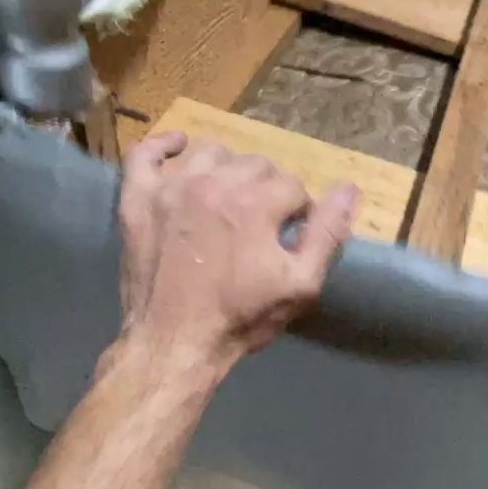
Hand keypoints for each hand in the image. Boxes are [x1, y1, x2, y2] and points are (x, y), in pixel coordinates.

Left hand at [111, 132, 360, 372]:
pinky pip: (147, 153)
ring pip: (211, 153)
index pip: (293, 186)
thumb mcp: (300, 285)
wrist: (174, 343)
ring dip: (230, 170)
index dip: (299, 213)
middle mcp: (213, 182)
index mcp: (255, 203)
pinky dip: (165, 145)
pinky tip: (180, 148)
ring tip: (231, 199)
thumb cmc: (241, 319)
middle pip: (256, 165)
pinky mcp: (138, 199)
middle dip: (268, 190)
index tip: (292, 237)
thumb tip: (349, 190)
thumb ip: (326, 234)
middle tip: (264, 223)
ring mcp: (171, 187)